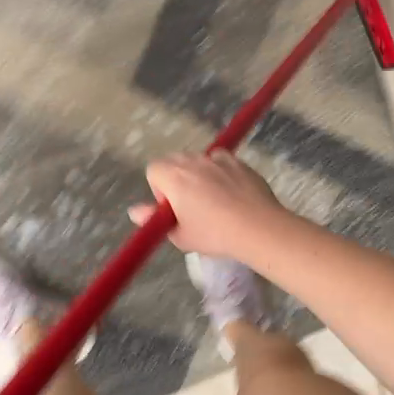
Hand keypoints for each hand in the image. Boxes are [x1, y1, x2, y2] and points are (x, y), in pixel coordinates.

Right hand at [127, 151, 291, 258]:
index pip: (153, 170)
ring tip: (215, 203)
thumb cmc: (214, 235)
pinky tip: (233, 196)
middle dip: (177, 180)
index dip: (159, 191)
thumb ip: (154, 221)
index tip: (173, 211)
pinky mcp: (240, 162)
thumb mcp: (180, 236)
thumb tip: (134, 212)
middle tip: (191, 208)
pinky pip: (223, 163)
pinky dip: (222, 174)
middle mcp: (194, 160)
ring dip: (200, 176)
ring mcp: (219, 158)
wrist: (258, 227)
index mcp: (173, 176)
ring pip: (200, 162)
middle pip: (175, 162)